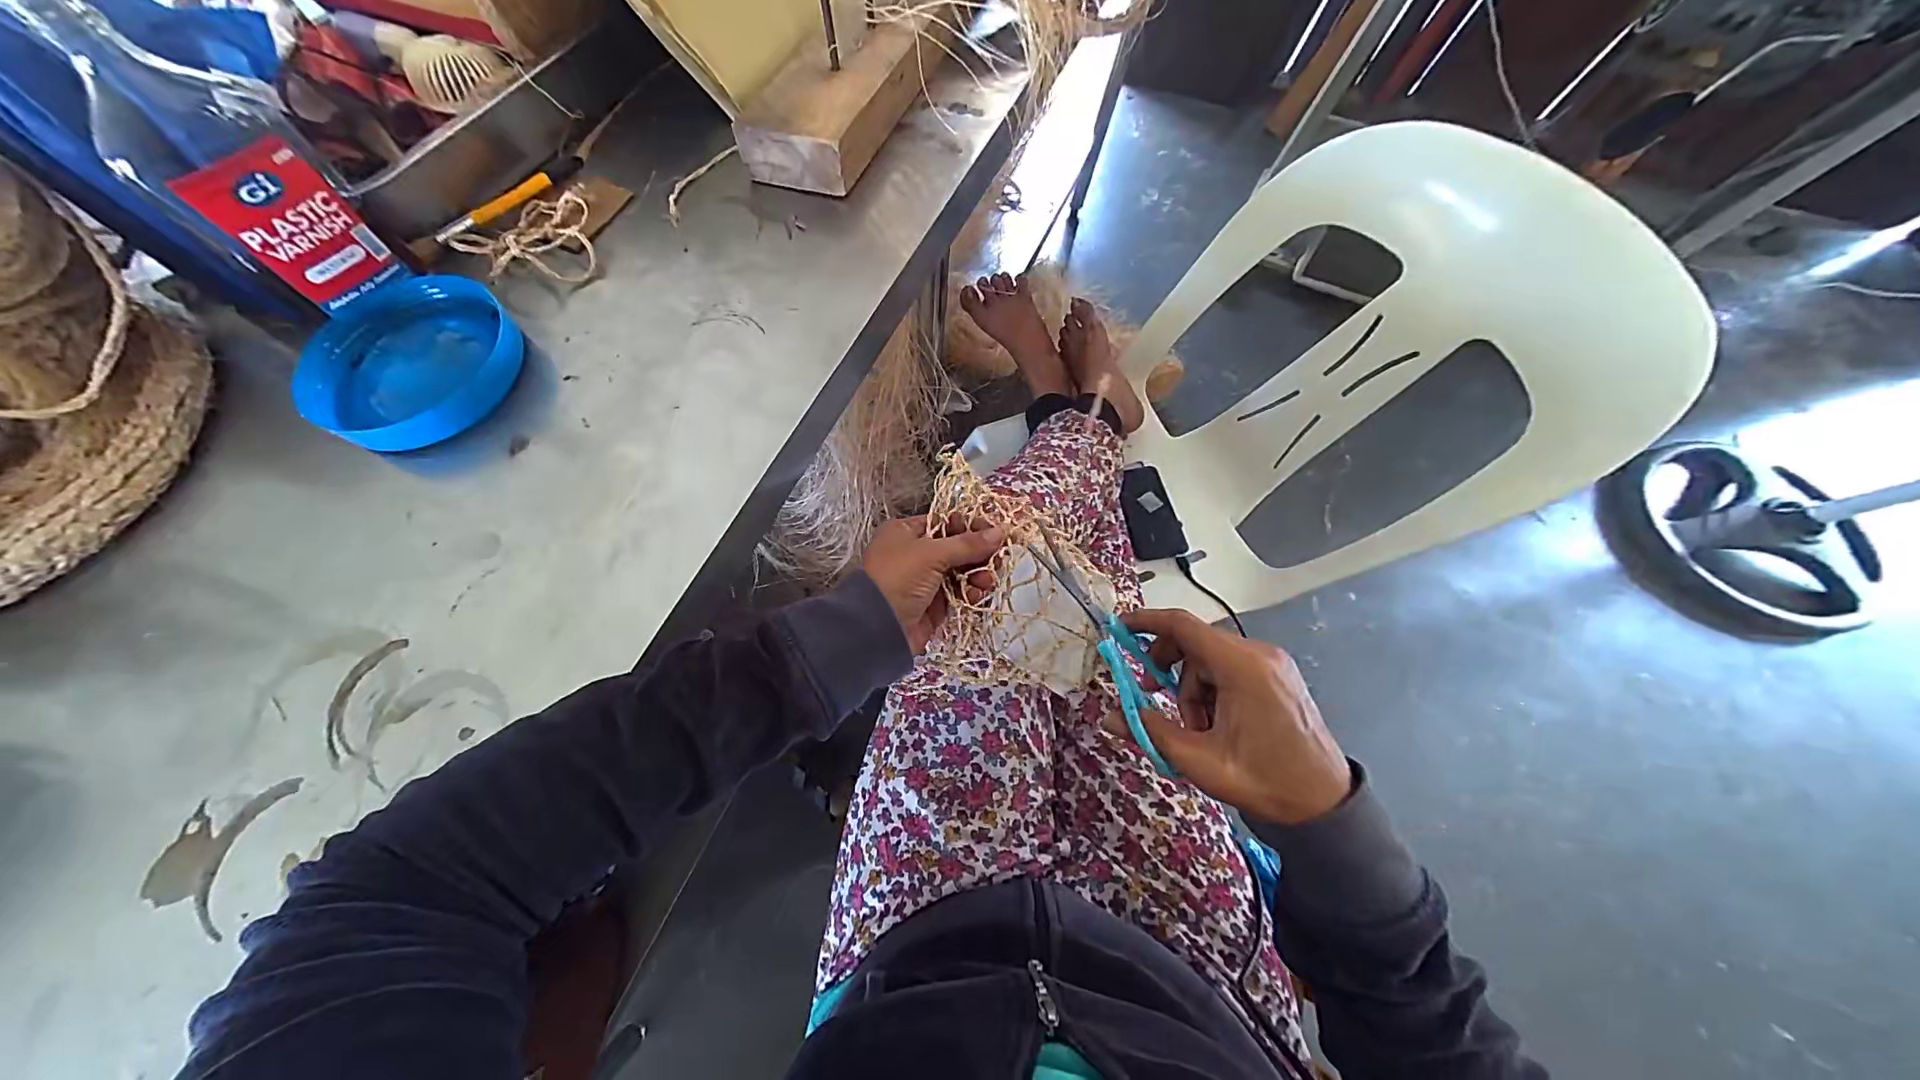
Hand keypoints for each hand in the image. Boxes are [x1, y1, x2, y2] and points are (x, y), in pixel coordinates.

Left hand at [863, 516, 1003, 651]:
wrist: (877, 628)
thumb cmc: (898, 579)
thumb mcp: (932, 554)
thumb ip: (968, 543)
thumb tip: (999, 531)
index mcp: (906, 532)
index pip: (945, 523)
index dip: (970, 526)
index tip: (993, 532)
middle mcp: (914, 554)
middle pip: (957, 548)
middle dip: (978, 554)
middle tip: (997, 558)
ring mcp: (924, 580)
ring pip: (961, 571)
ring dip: (977, 574)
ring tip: (986, 581)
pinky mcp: (933, 604)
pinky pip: (958, 592)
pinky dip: (969, 592)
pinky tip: (975, 595)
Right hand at [1122, 609, 1351, 824]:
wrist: (1325, 804)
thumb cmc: (1265, 781)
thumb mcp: (1198, 761)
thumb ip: (1149, 732)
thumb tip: (1110, 717)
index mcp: (1242, 668)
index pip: (1183, 626)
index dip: (1146, 622)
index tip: (1120, 627)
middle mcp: (1260, 655)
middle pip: (1195, 642)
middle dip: (1168, 668)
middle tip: (1153, 696)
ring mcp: (1272, 663)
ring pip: (1209, 658)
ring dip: (1191, 687)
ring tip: (1199, 728)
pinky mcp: (1277, 674)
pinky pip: (1229, 667)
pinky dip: (1211, 688)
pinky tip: (1215, 722)